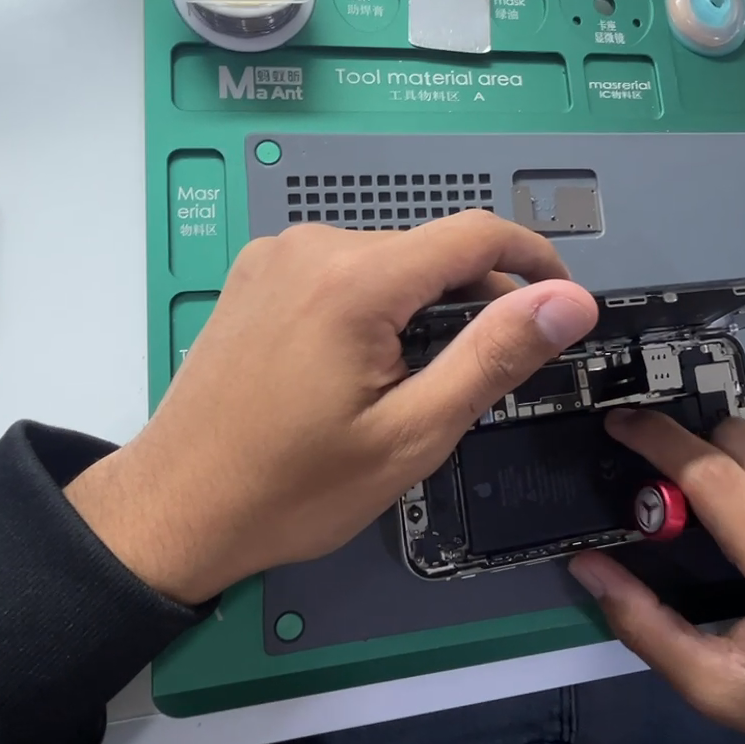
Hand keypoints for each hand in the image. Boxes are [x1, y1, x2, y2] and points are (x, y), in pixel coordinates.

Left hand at [66, 211, 598, 602]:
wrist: (176, 510)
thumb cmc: (295, 487)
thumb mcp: (413, 432)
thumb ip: (494, 356)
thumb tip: (568, 301)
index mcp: (355, 278)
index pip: (476, 234)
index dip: (534, 260)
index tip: (558, 304)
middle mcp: (313, 245)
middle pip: (430, 250)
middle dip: (473, 300)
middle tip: (477, 374)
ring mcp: (276, 255)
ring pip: (389, 261)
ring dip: (422, 306)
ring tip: (410, 380)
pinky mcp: (257, 273)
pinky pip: (343, 269)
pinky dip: (376, 303)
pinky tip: (359, 363)